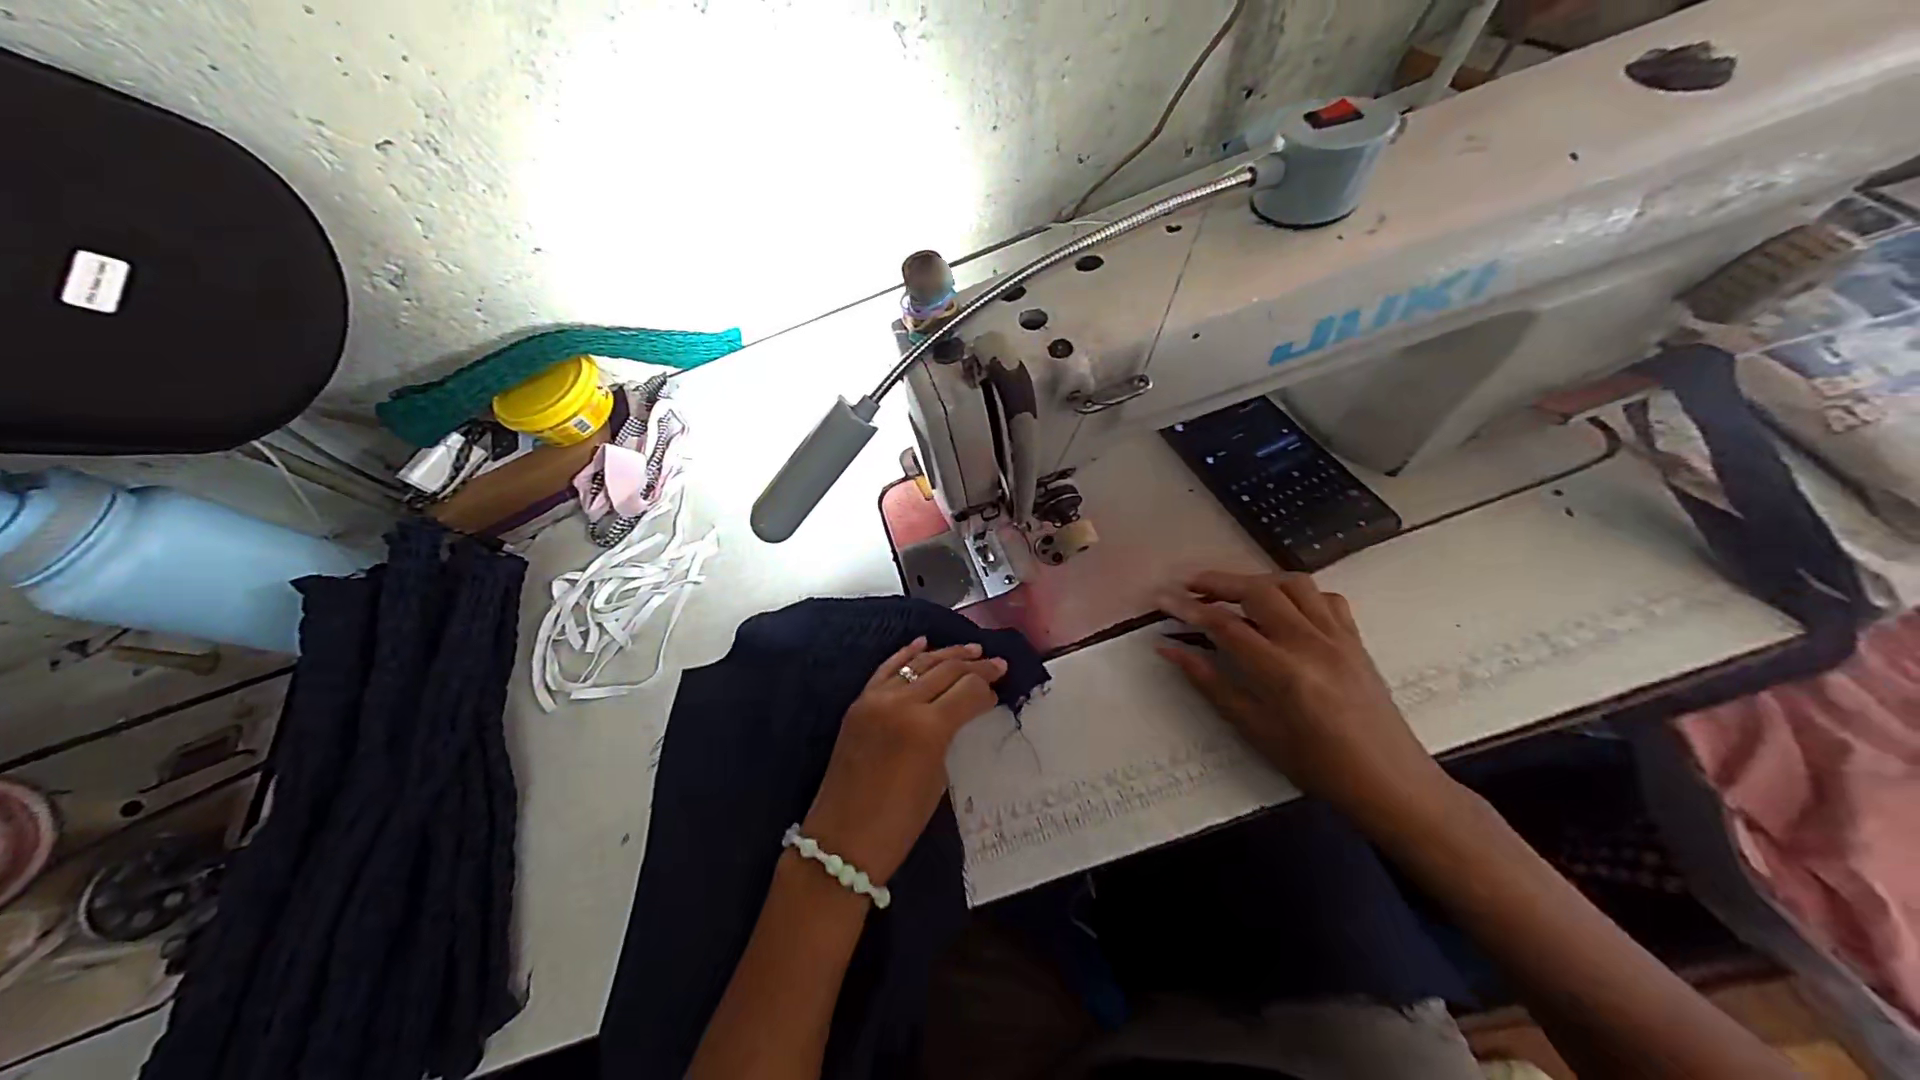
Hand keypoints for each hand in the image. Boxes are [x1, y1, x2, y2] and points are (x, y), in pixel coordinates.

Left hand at [800, 638, 1007, 886]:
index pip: (968, 690)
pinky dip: (906, 654)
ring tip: (971, 649)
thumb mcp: (938, 776)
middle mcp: (902, 703)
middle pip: (947, 671)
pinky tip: (923, 643)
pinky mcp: (859, 703)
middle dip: (975, 666)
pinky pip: (886, 669)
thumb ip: (950, 734)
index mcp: (927, 727)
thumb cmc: (900, 821)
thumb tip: (963, 711)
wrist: (844, 839)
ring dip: (947, 654)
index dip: (987, 687)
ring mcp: (876, 699)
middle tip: (997, 663)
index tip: (1000, 688)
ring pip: (918, 663)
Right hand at [1155, 571, 1449, 828]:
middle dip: (1218, 582)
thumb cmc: (1316, 765)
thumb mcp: (1255, 730)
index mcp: (1284, 672)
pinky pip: (1324, 597)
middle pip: (1258, 591)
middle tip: (1189, 587)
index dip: (1187, 608)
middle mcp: (1312, 644)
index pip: (1225, 625)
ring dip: (1256, 580)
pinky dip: (1296, 593)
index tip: (1161, 599)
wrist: (1390, 782)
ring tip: (1232, 592)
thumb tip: (1169, 649)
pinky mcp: (1355, 638)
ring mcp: (1339, 637)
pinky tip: (1281, 608)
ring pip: (1293, 583)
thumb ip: (1211, 683)